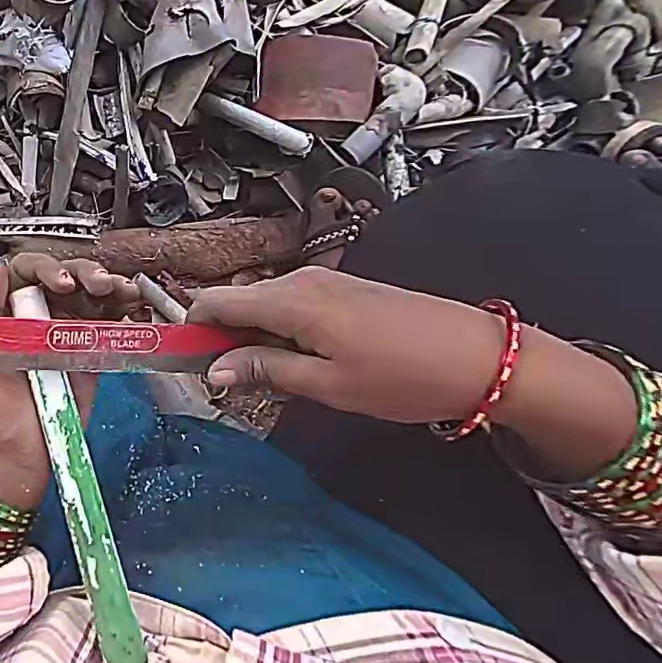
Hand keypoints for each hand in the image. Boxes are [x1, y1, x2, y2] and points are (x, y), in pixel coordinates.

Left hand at [0, 255, 138, 511]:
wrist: (20, 451)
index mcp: (11, 308)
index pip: (30, 272)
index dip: (48, 269)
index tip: (61, 283)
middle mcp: (41, 313)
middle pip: (68, 275)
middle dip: (86, 273)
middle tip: (98, 284)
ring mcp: (69, 331)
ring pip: (94, 294)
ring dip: (111, 286)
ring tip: (120, 291)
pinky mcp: (91, 351)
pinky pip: (111, 324)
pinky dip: (125, 312)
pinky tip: (132, 307)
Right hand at [186, 267, 637, 474]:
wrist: (478, 356)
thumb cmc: (401, 375)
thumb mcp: (326, 384)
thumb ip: (264, 370)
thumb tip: (214, 370)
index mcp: (291, 299)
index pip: (217, 302)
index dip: (191, 329)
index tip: (183, 360)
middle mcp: (301, 279)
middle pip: (238, 302)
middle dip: (223, 337)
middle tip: (229, 382)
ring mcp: (323, 279)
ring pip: (264, 303)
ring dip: (252, 336)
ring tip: (267, 377)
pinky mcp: (341, 287)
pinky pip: (291, 303)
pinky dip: (279, 329)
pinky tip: (297, 359)